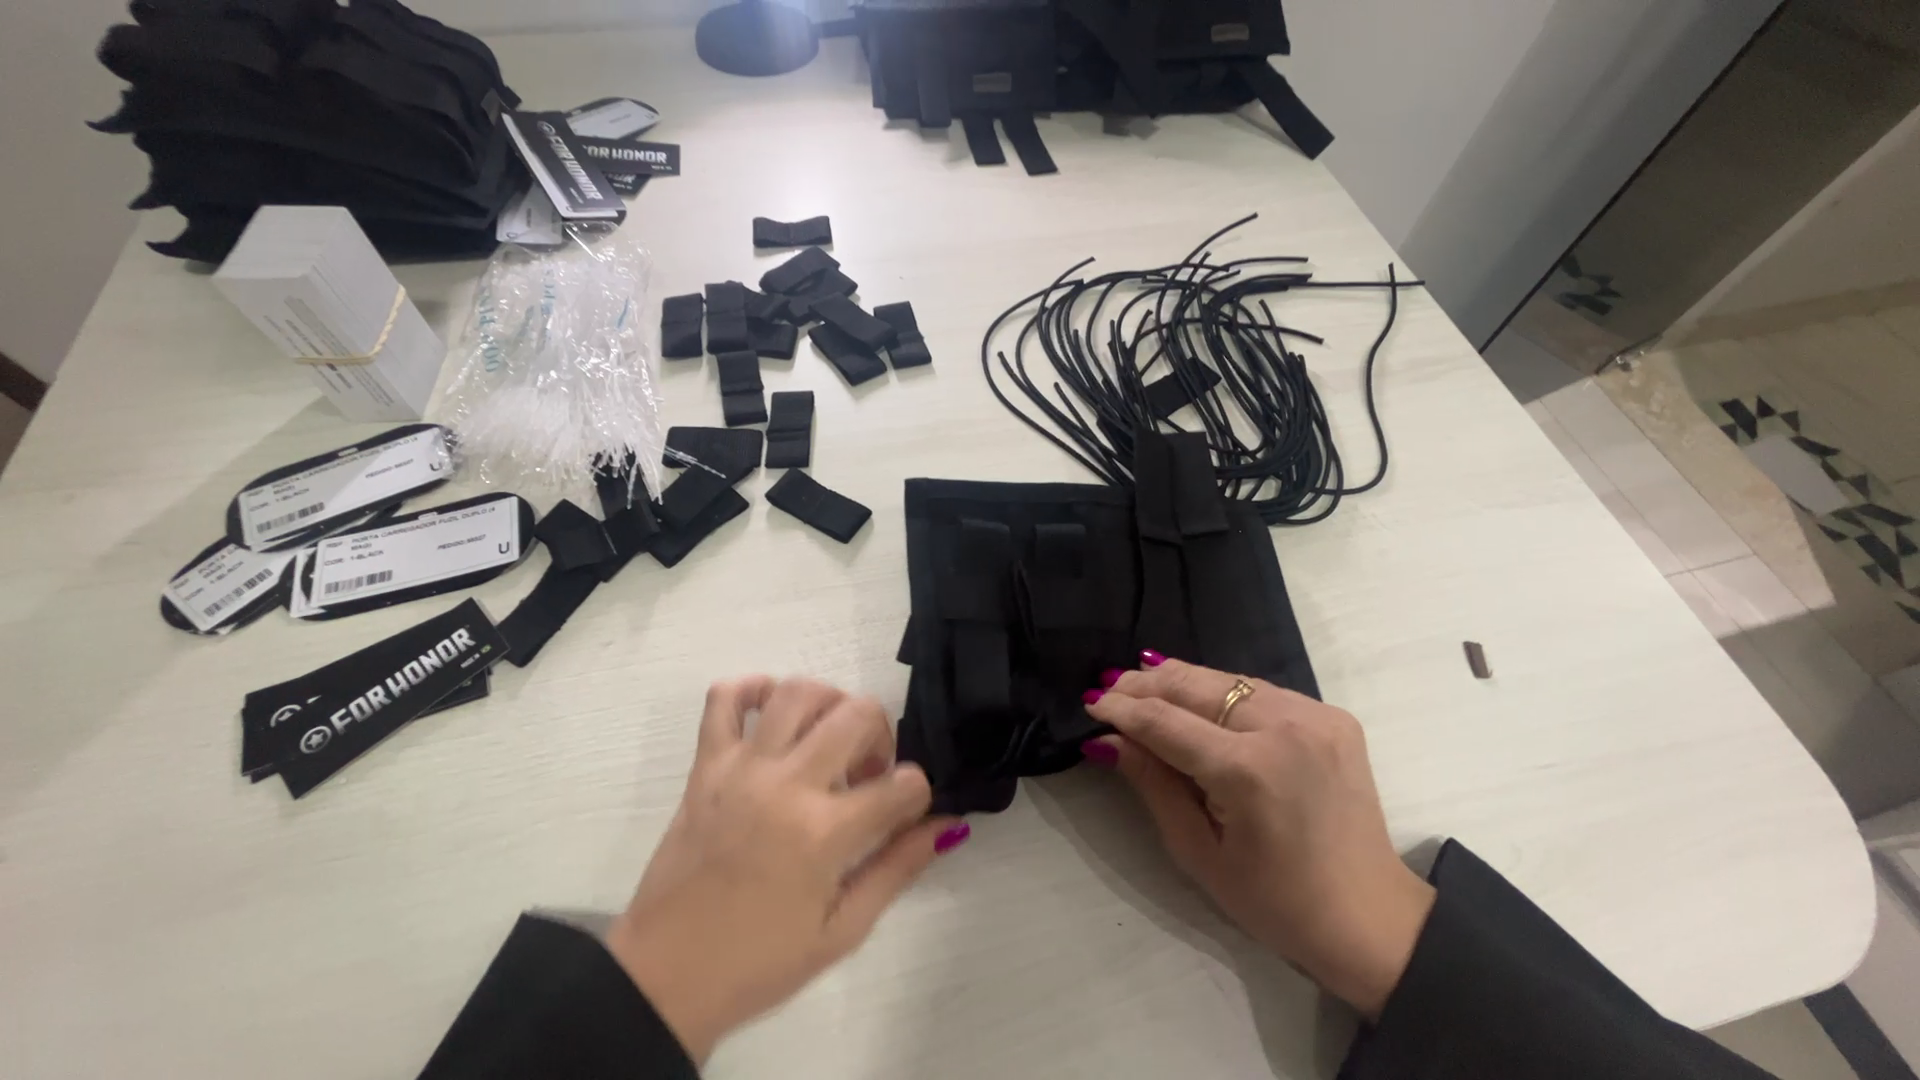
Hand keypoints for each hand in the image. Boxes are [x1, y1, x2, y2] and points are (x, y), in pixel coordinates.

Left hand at [605, 677, 968, 1061]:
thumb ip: (898, 868)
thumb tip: (948, 826)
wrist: (664, 977)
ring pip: (798, 692)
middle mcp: (785, 785)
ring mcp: (740, 768)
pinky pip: (723, 699)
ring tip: (828, 741)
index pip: (902, 784)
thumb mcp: (842, 930)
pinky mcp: (704, 766)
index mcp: (824, 833)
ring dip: (830, 705)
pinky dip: (752, 688)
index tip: (904, 812)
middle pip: (857, 715)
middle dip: (882, 737)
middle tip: (868, 775)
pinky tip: (772, 712)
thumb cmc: (759, 963)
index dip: (918, 795)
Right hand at [1082, 656, 1433, 1020]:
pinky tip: (1198, 704)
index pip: (1165, 721)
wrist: (1370, 917)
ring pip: (1228, 679)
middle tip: (1109, 690)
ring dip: (1181, 683)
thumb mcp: (1198, 852)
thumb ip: (1152, 784)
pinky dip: (1223, 694)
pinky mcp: (1332, 717)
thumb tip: (1107, 740)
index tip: (1091, 704)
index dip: (1122, 709)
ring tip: (1143, 688)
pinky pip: (1261, 691)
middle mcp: (1285, 727)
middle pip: (1195, 685)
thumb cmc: (1274, 902)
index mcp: (1249, 770)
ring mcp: (1315, 716)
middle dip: (1145, 684)